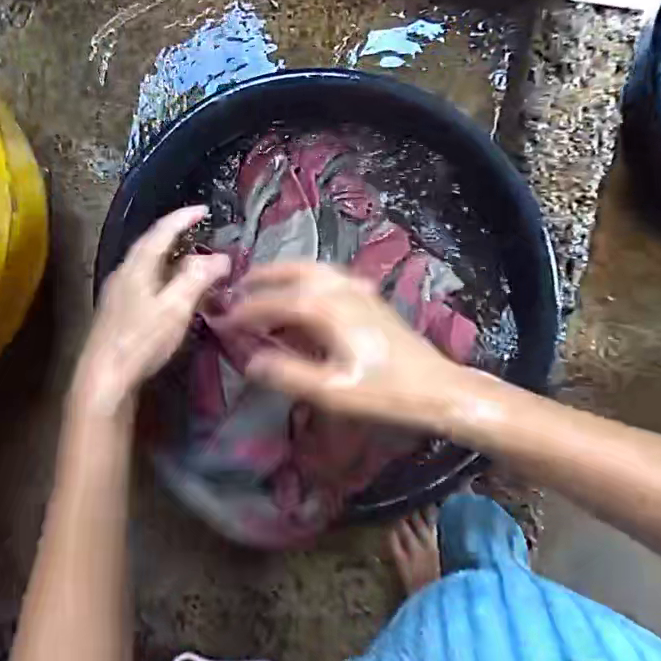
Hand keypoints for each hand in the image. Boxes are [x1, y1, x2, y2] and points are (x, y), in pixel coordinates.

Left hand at [73, 205, 230, 414]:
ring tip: (193, 261)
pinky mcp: (118, 312)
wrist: (103, 378)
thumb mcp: (175, 308)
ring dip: (171, 259)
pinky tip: (173, 292)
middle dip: (177, 236)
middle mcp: (123, 273)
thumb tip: (220, 257)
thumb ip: (197, 279)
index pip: (161, 231)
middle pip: (151, 245)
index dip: (183, 217)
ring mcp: (117, 293)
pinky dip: (164, 278)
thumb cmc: (140, 340)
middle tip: (201, 233)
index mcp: (136, 266)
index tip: (204, 209)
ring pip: (147, 265)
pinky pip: (145, 282)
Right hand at [222, 261, 476, 428]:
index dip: (243, 310)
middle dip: (260, 279)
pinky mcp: (368, 295)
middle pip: (289, 271)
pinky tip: (304, 291)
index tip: (222, 320)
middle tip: (236, 290)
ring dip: (281, 274)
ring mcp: (356, 287)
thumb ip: (287, 373)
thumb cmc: (384, 392)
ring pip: (309, 268)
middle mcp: (337, 288)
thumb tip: (250, 360)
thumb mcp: (331, 391)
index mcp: (323, 307)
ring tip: (262, 286)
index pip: (271, 301)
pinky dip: (305, 276)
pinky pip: (327, 274)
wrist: (439, 388)